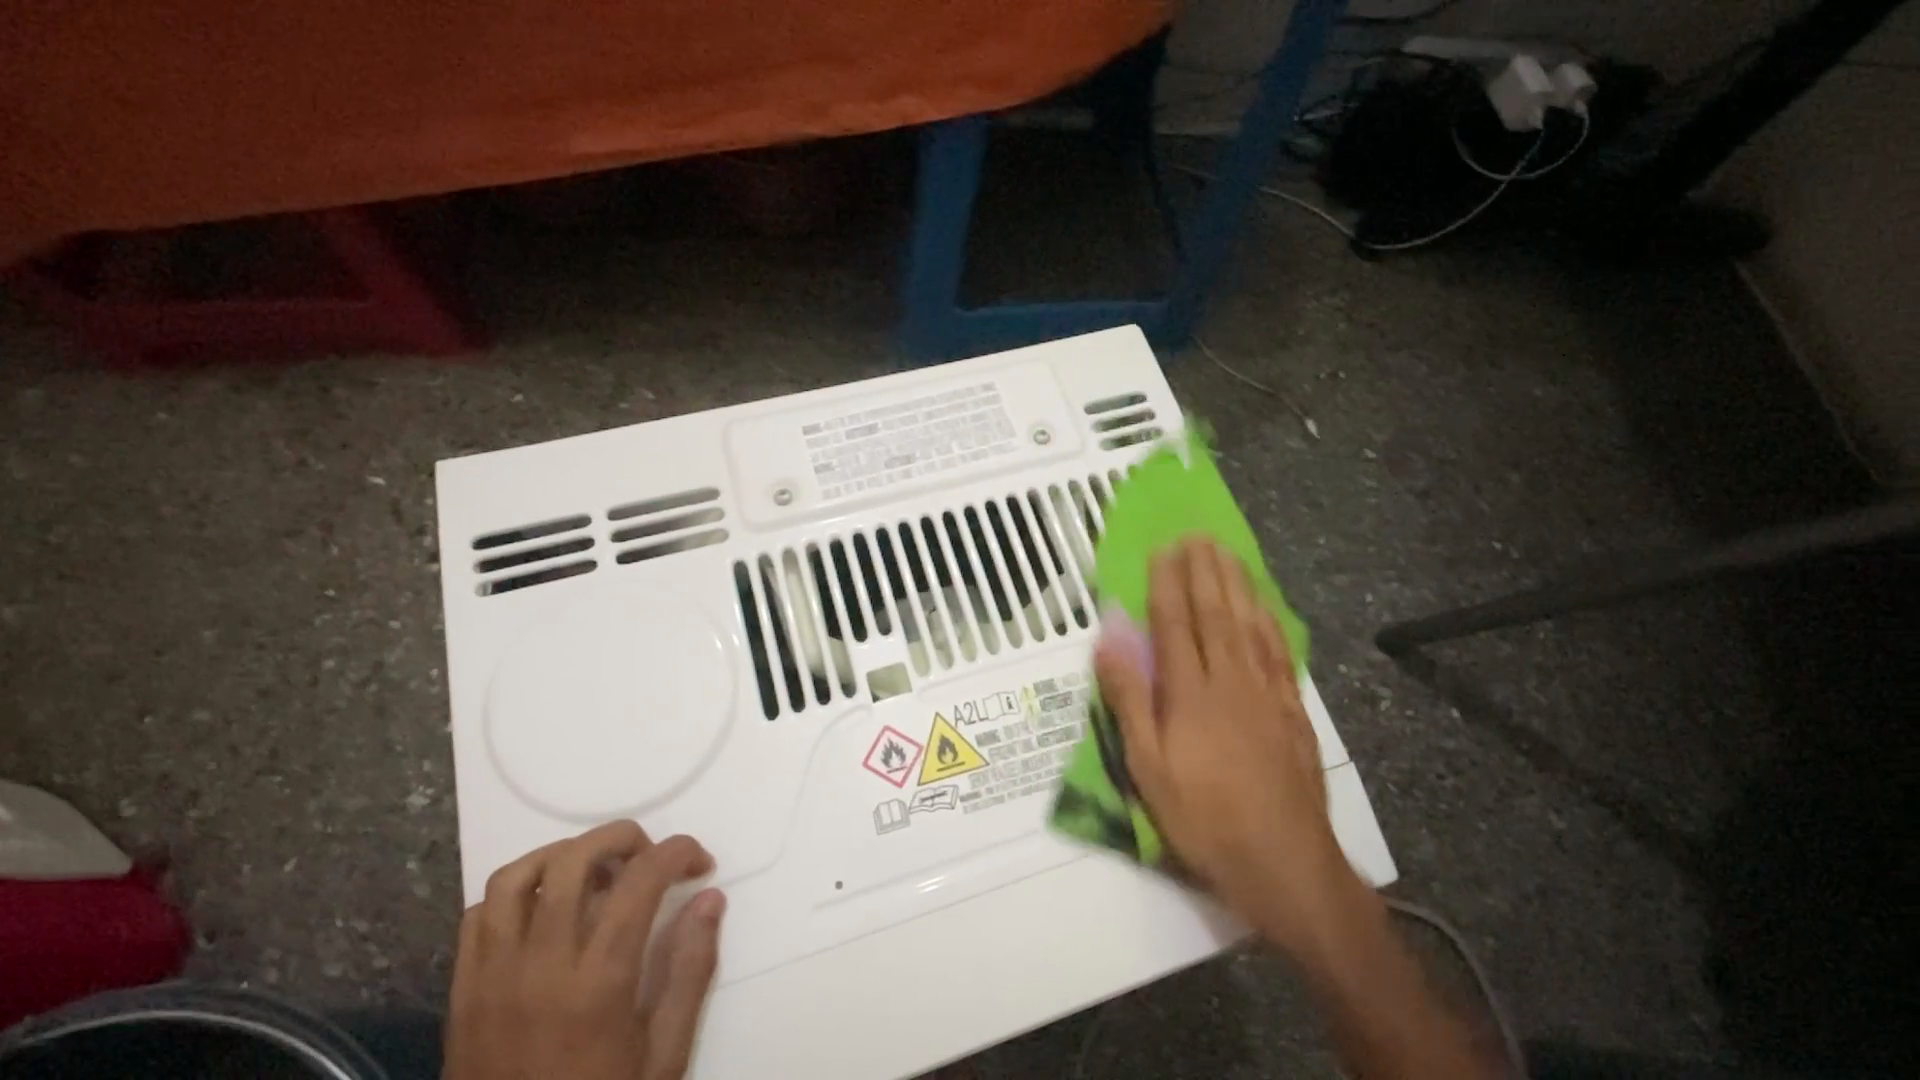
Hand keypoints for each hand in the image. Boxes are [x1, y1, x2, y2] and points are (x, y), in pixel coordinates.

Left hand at [444, 821, 725, 1079]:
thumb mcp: (664, 1055)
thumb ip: (690, 972)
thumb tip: (710, 900)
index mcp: (597, 983)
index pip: (639, 883)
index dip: (677, 854)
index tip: (700, 863)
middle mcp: (540, 966)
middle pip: (573, 861)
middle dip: (622, 838)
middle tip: (651, 854)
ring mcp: (492, 976)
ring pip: (516, 877)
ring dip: (562, 854)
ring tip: (596, 868)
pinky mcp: (463, 990)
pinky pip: (477, 915)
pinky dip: (514, 892)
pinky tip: (543, 906)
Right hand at [1095, 537, 1364, 955]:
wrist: (1283, 861)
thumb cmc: (1203, 819)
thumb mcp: (1148, 768)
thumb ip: (1129, 699)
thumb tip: (1109, 640)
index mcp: (1191, 694)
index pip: (1175, 625)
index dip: (1167, 585)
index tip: (1162, 550)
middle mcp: (1232, 681)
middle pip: (1216, 614)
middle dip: (1204, 572)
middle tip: (1196, 535)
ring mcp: (1268, 694)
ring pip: (1251, 625)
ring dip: (1237, 585)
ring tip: (1227, 553)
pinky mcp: (1294, 711)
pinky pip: (1280, 652)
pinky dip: (1269, 621)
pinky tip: (1265, 607)